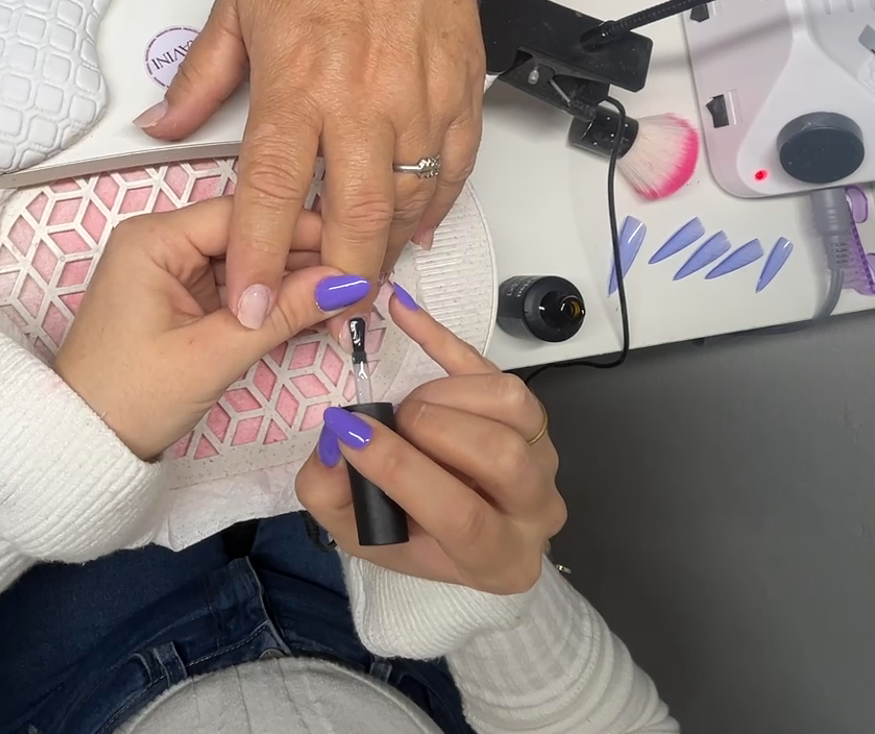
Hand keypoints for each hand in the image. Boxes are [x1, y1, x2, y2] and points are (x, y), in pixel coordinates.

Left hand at [53, 197, 371, 459]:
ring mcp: (173, 269)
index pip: (242, 214)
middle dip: (301, 260)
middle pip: (248, 234)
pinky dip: (270, 301)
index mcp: (153, 239)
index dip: (300, 229)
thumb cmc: (129, 399)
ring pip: (248, 261)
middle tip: (356, 281)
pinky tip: (312, 310)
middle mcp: (162, 241)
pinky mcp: (183, 296)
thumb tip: (344, 282)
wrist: (83, 444)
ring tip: (343, 298)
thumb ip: (281, 314)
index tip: (352, 247)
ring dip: (291, 282)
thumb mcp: (212, 355)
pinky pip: (237, 286)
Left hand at [138, 0, 486, 324]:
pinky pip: (453, 174)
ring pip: (408, 205)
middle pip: (354, 218)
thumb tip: (160, 130)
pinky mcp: (460, 94)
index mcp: (296, 83)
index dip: (256, 257)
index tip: (249, 305)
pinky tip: (414, 229)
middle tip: (325, 310)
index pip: (270, 190)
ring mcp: (418, 101)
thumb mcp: (237, 6)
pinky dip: (434, 211)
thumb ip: (198, 81)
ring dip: (386, 252)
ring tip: (364, 276)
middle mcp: (361, 101)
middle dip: (340, 281)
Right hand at [295, 286, 563, 593]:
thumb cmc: (405, 533)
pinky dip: (443, 338)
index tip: (349, 432)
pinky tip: (401, 312)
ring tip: (409, 404)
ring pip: (511, 404)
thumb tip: (337, 439)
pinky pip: (493, 365)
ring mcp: (545, 458)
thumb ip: (329, 493)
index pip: (460, 516)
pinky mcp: (531, 412)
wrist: (449, 526)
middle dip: (427, 425)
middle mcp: (536, 511)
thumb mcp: (353, 531)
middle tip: (387, 421)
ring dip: (444, 393)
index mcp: (496, 560)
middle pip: (498, 455)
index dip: (401, 468)